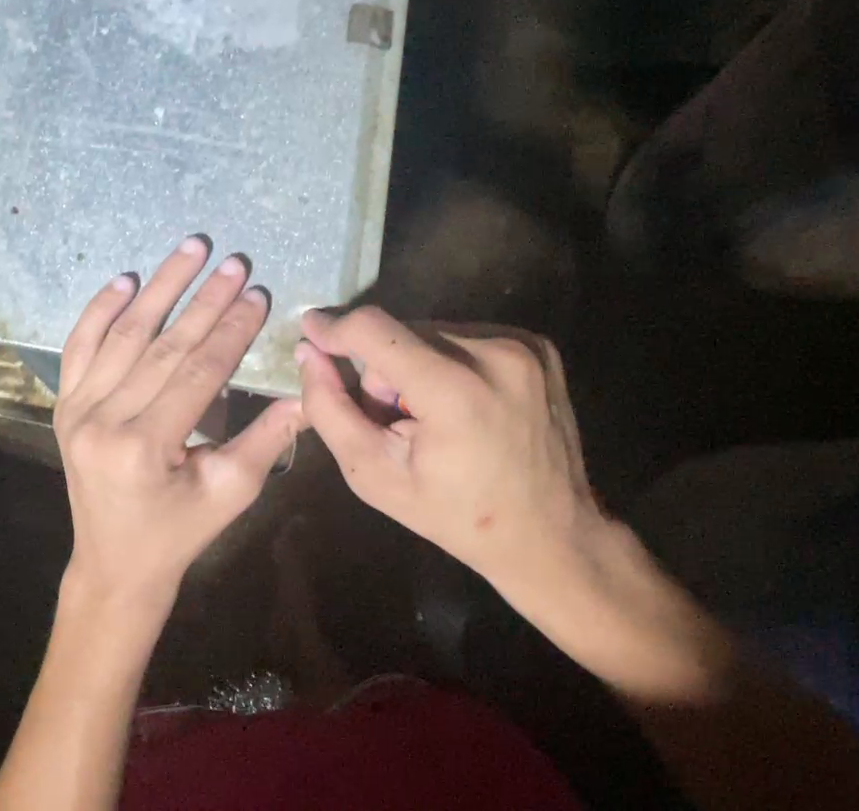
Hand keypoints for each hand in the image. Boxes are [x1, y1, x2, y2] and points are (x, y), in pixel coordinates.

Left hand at [53, 236, 303, 609]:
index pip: (197, 373)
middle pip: (162, 346)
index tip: (258, 293)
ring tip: (190, 249)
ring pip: (122, 335)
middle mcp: (102, 421)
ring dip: (158, 288)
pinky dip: (99, 310)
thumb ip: (266, 439)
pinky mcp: (64, 404)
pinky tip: (125, 280)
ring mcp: (75, 409)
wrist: (113, 562)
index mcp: (145, 447)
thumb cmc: (178, 531)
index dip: (231, 330)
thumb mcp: (229, 492)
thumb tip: (307, 391)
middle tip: (234, 262)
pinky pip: (79, 346)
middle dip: (204, 301)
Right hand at [294, 307, 604, 590]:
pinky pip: (467, 336)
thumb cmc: (454, 514)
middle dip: (382, 365)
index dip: (334, 326)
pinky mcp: (538, 346)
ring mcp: (523, 347)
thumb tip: (308, 353)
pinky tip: (463, 404)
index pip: (374, 329)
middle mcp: (493, 354)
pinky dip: (450, 361)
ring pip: (433, 332)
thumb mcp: (374, 476)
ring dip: (415, 361)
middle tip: (391, 415)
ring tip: (430, 414)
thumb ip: (331, 409)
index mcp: (453, 391)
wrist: (551, 533)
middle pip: (402, 330)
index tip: (309, 329)